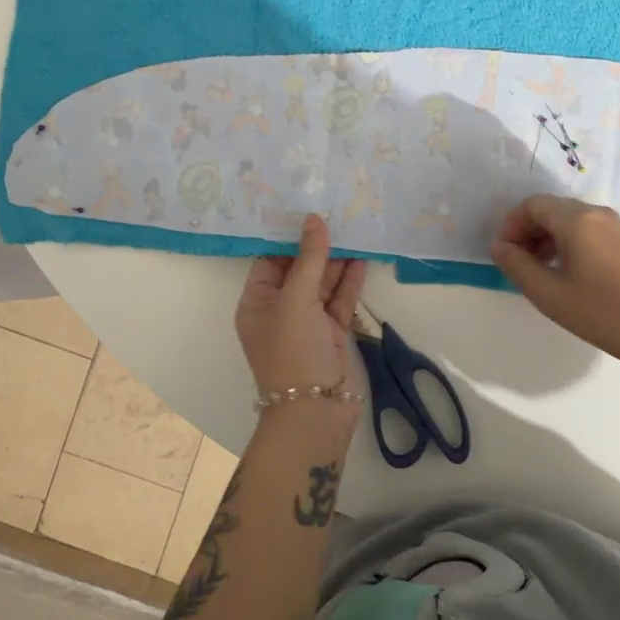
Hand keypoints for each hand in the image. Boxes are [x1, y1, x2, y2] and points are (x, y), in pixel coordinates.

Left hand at [236, 214, 367, 407]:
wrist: (315, 410)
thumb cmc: (293, 350)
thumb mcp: (297, 299)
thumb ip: (309, 258)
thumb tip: (314, 219)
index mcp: (257, 302)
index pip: (270, 260)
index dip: (287, 237)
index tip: (307, 209)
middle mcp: (280, 309)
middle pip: (298, 269)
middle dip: (317, 246)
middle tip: (338, 214)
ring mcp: (307, 322)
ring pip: (322, 284)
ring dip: (337, 261)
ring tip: (355, 230)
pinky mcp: (331, 333)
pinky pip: (339, 300)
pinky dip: (350, 282)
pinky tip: (362, 259)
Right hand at [489, 194, 619, 375]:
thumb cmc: (606, 314)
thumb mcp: (551, 295)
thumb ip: (518, 267)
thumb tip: (499, 247)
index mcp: (577, 220)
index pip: (533, 205)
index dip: (511, 225)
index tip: (504, 254)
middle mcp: (599, 214)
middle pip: (553, 210)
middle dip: (529, 231)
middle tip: (519, 265)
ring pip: (573, 222)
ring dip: (550, 240)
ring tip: (542, 274)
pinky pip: (592, 233)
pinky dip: (572, 245)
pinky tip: (572, 277)